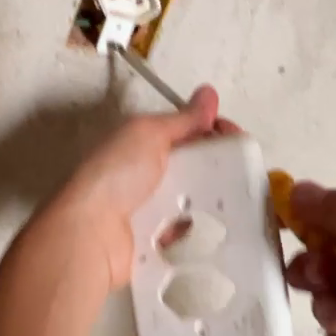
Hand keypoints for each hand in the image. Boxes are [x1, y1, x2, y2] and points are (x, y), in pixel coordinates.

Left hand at [43, 86, 228, 288]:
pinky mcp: (151, 242)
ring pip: (190, 202)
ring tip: (235, 204)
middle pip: (192, 167)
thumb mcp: (147, 134)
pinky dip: (195, 232)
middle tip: (245, 173)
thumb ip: (181, 119)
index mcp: (140, 143)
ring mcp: (146, 210)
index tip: (238, 138)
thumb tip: (208, 93)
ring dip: (210, 202)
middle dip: (218, 168)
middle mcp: (142, 175)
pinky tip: (214, 232)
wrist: (90, 234)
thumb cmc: (115, 176)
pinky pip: (182, 234)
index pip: (186, 132)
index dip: (214, 131)